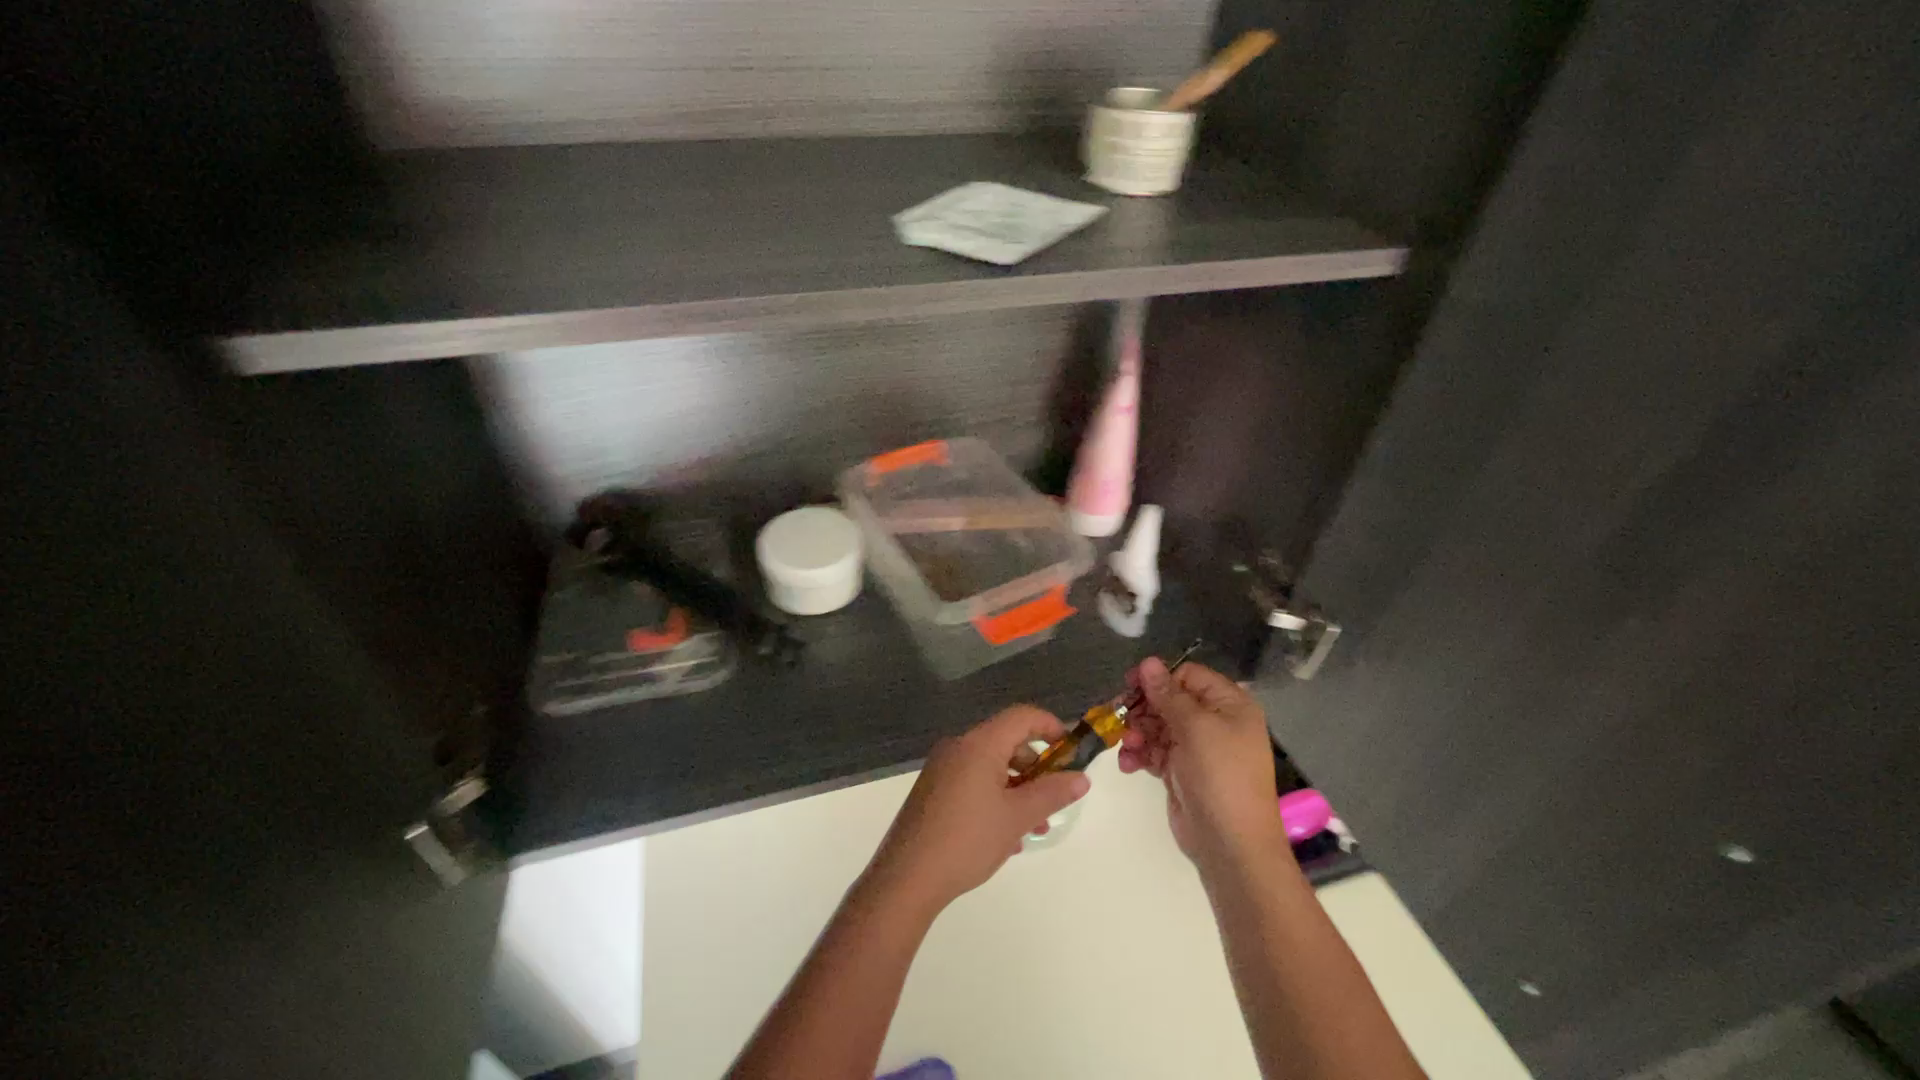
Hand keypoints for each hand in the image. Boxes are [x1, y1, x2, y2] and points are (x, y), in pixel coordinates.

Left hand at [868, 706, 1090, 912]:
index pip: (1022, 717)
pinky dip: (995, 798)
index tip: (1072, 752)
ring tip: (1035, 827)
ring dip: (1018, 790)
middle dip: (1036, 768)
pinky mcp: (932, 792)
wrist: (907, 878)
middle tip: (1055, 797)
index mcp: (978, 744)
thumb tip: (1080, 778)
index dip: (1051, 727)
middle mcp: (958, 748)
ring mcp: (941, 770)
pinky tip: (1006, 836)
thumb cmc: (967, 840)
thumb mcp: (1018, 817)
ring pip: (990, 767)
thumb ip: (1052, 793)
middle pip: (1006, 742)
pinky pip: (973, 783)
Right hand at [1118, 657, 1283, 869]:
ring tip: (1127, 748)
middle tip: (1119, 718)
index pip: (1188, 676)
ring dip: (1137, 734)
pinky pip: (1155, 752)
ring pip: (1157, 726)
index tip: (1128, 686)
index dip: (1158, 679)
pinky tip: (1128, 765)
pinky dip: (1140, 755)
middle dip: (1143, 709)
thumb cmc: (1220, 776)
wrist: (1231, 843)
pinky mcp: (1181, 771)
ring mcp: (1198, 748)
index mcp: (1229, 704)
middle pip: (1169, 701)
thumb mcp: (1195, 728)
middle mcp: (1215, 722)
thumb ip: (1168, 694)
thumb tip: (1148, 662)